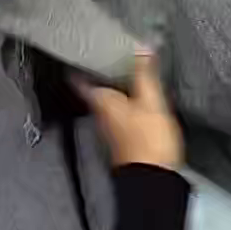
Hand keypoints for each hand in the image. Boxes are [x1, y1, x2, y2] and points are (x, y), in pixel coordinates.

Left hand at [72, 49, 181, 170]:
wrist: (154, 184)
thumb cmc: (148, 140)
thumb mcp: (151, 102)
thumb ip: (145, 74)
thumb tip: (141, 45)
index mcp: (102, 102)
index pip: (80, 79)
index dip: (77, 63)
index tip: (78, 46)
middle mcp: (101, 114)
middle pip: (94, 87)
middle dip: (98, 69)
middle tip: (106, 48)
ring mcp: (112, 127)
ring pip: (107, 98)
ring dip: (112, 82)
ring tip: (123, 64)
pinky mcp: (124, 136)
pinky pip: (119, 109)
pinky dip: (124, 96)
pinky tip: (136, 91)